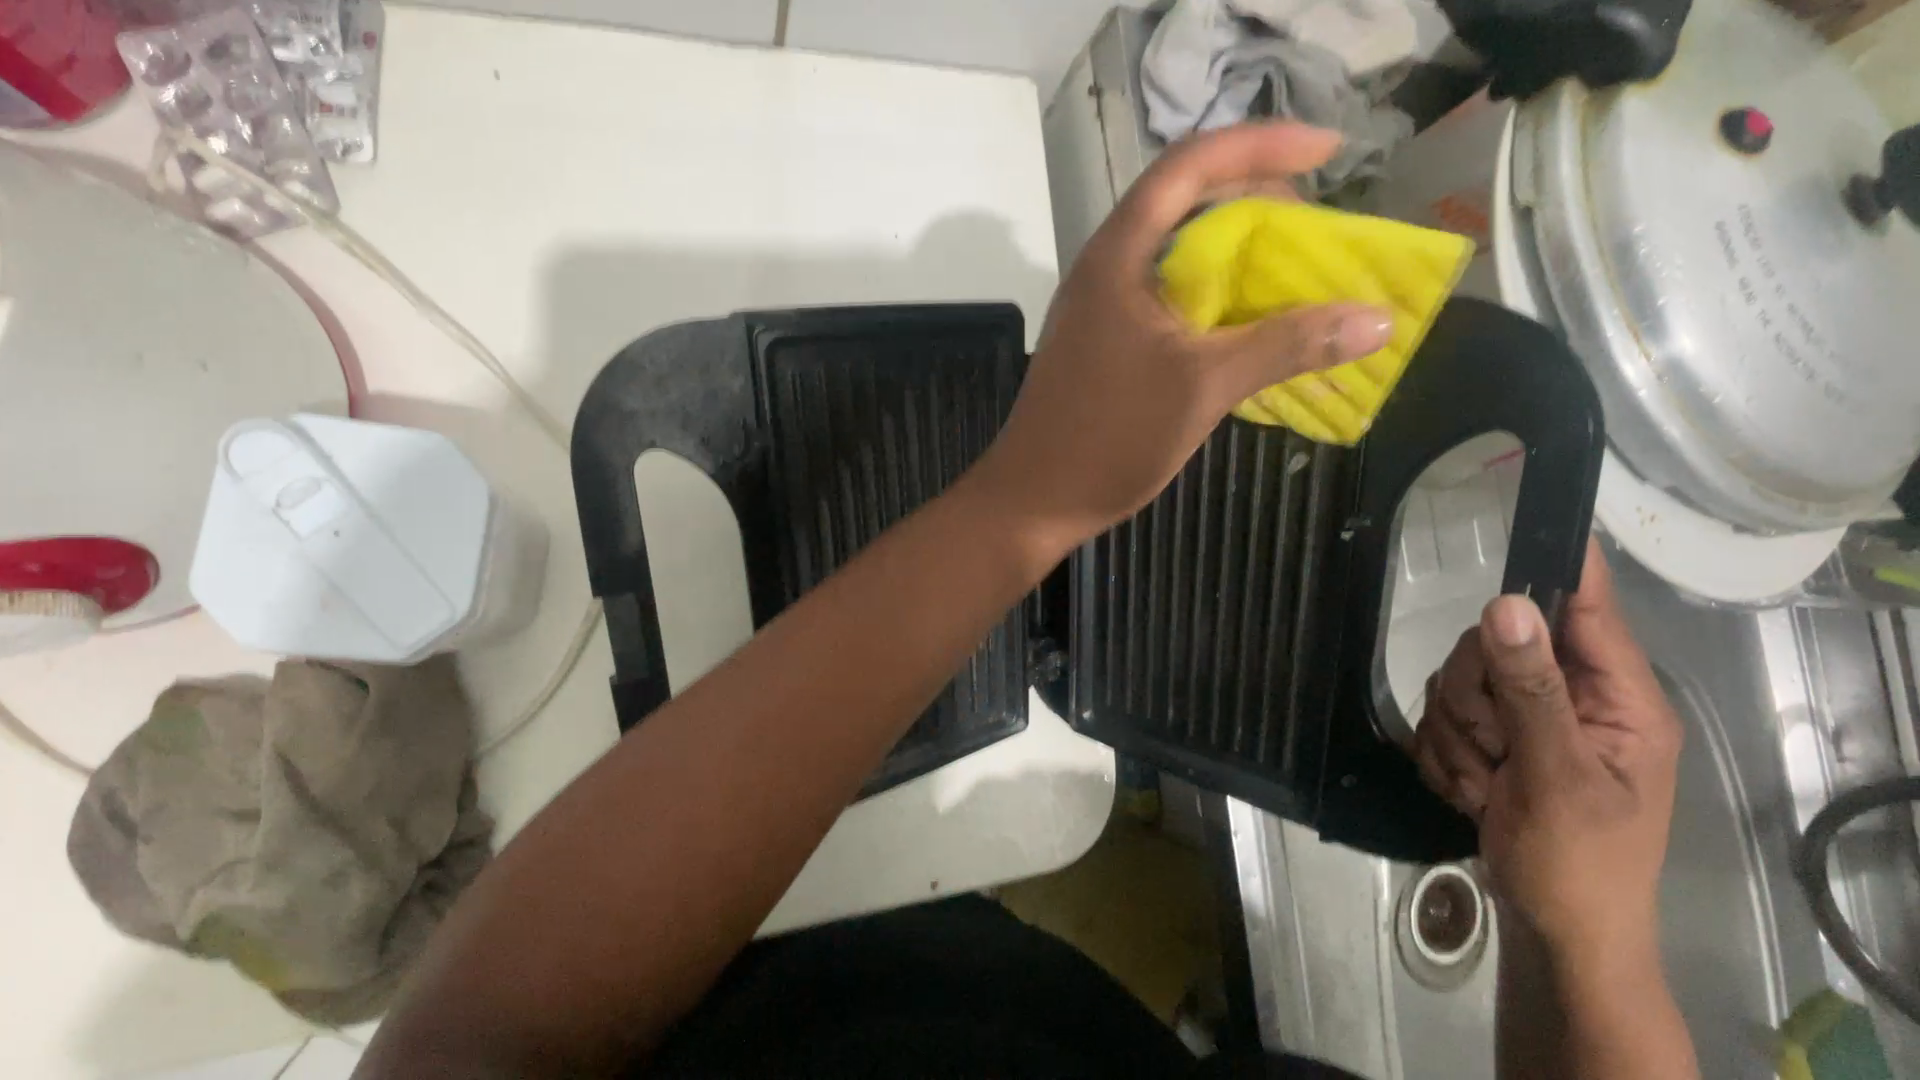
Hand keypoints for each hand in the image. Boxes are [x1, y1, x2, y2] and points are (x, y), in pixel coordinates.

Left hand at [969, 123, 1392, 553]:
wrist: (1033, 501)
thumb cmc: (1108, 437)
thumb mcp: (1203, 387)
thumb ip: (1286, 346)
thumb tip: (1375, 319)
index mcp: (1118, 256)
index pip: (1189, 165)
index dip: (1261, 144)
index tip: (1328, 150)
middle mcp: (1107, 267)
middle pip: (1185, 202)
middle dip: (1257, 199)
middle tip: (1317, 224)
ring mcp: (1104, 307)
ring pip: (1179, 254)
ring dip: (1239, 254)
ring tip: (1297, 271)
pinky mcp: (1108, 342)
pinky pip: (1171, 298)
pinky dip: (1217, 298)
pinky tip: (1253, 324)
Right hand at [1413, 540, 1681, 965]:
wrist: (1556, 930)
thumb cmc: (1582, 864)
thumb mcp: (1562, 778)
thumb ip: (1533, 689)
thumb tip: (1507, 604)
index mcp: (1619, 698)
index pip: (1588, 608)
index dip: (1559, 564)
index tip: (1529, 517)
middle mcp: (1572, 696)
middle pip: (1494, 644)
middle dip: (1477, 702)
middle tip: (1495, 753)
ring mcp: (1527, 718)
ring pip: (1455, 680)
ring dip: (1458, 739)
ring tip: (1487, 788)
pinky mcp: (1488, 740)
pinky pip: (1437, 718)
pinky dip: (1444, 757)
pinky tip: (1470, 792)